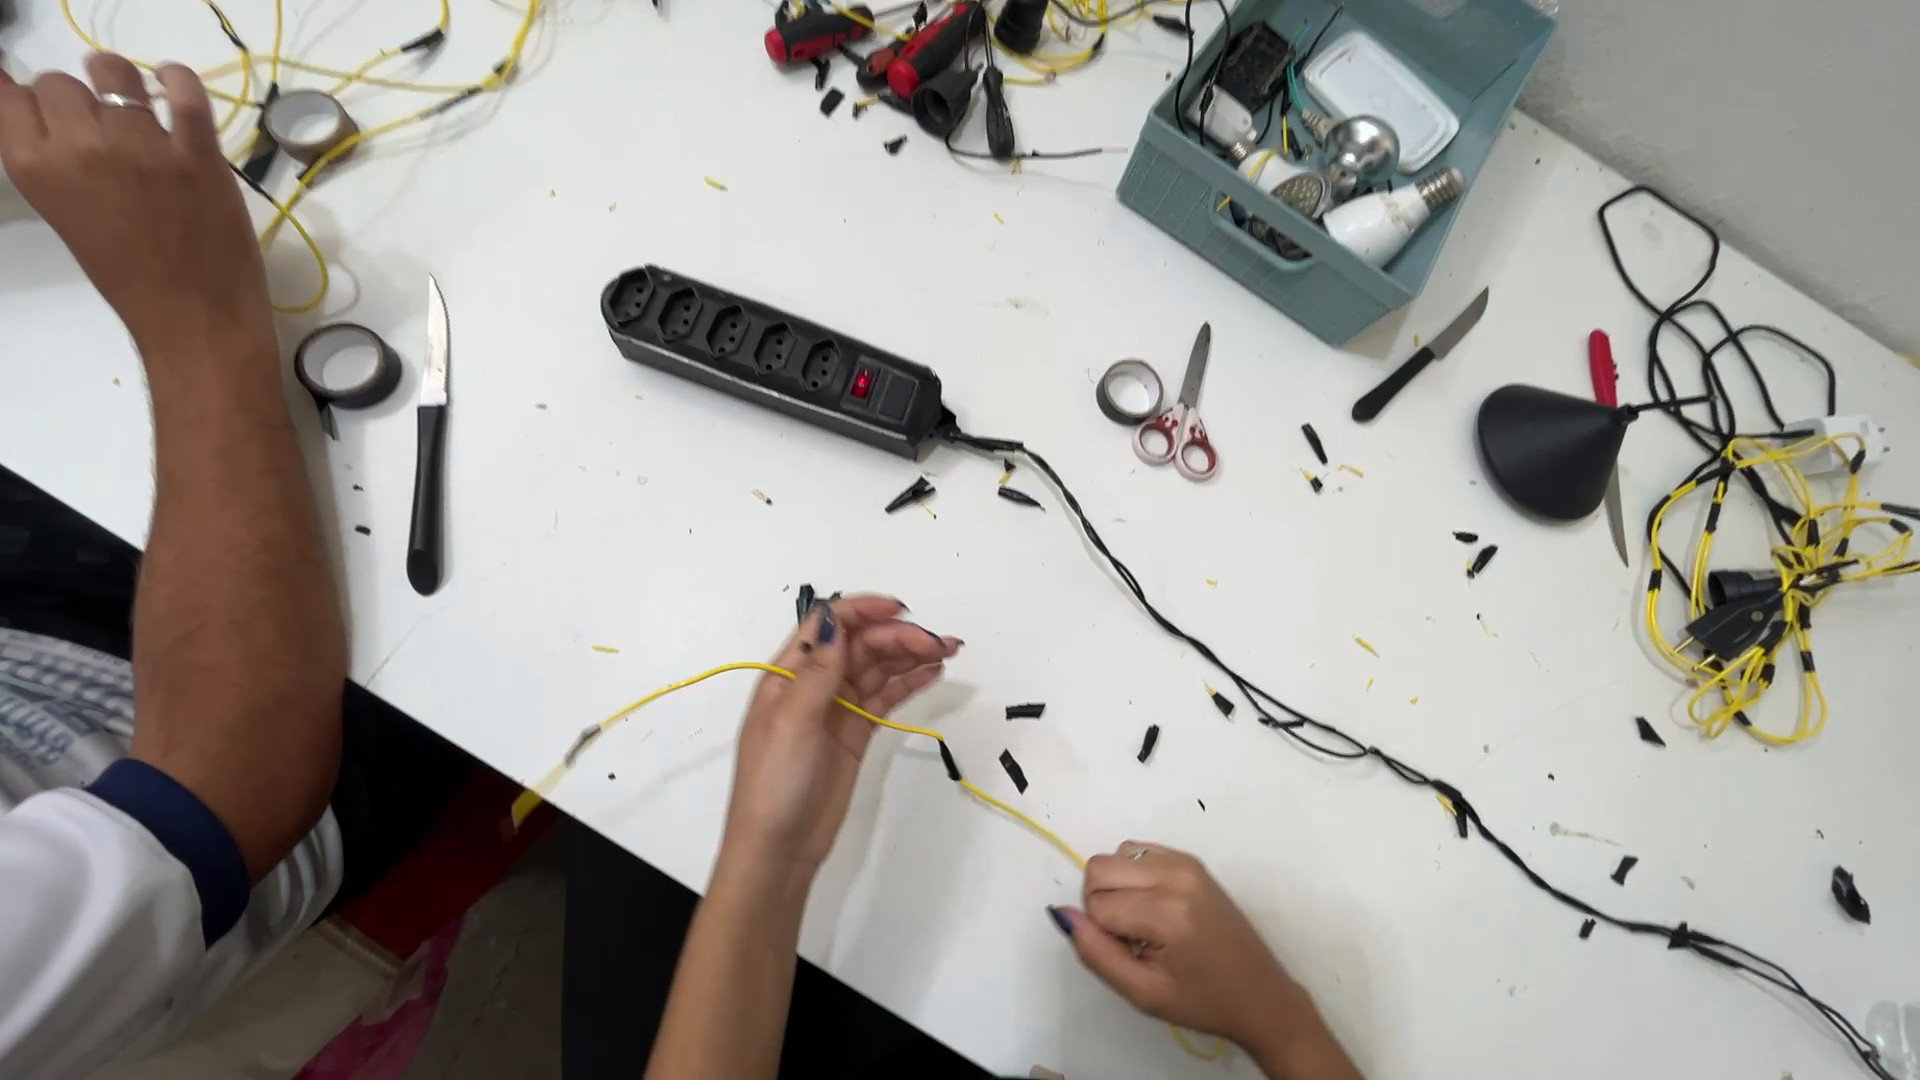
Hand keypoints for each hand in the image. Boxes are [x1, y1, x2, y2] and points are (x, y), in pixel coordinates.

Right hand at [0, 54, 275, 370]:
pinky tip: (175, 79)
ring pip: (115, 79)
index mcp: (32, 163)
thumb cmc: (134, 277)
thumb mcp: (66, 212)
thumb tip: (20, 97)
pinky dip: (180, 79)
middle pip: (63, 86)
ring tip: (132, 96)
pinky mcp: (201, 159)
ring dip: (119, 80)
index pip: (12, 95)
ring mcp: (144, 148)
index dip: (36, 102)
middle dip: (81, 100)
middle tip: (106, 125)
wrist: (199, 314)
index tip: (60, 118)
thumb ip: (47, 158)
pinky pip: (187, 96)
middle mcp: (81, 146)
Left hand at [720, 596, 960, 886]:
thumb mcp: (792, 723)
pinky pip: (886, 695)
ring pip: (878, 666)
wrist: (778, 849)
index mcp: (789, 672)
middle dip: (899, 636)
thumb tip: (835, 617)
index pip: (829, 624)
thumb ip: (818, 671)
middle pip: (862, 643)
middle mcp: (816, 682)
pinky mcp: (858, 729)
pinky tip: (934, 672)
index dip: (863, 610)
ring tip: (948, 651)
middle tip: (938, 644)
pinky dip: (909, 681)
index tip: (901, 611)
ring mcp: (839, 706)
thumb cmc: (774, 782)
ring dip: (911, 654)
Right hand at [1052, 842, 1358, 1078]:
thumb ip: (1096, 953)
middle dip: (1100, 902)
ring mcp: (1185, 861)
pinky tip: (1154, 906)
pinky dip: (1133, 876)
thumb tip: (1062, 914)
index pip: (1096, 903)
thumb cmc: (1202, 1001)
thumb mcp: (1143, 993)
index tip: (1130, 954)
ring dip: (1116, 887)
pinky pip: (1137, 850)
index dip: (1102, 933)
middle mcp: (1175, 874)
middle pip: (1099, 867)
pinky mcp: (1190, 859)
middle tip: (1129, 936)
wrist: (1262, 996)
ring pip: (1115, 855)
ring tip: (1143, 921)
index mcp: (1168, 912)